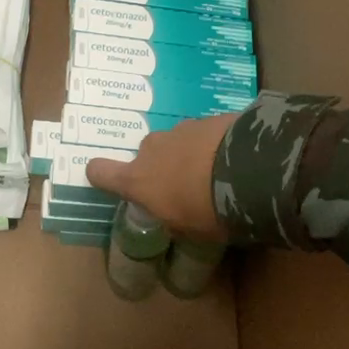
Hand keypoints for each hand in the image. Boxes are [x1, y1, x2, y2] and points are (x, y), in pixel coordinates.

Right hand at [85, 114, 236, 241]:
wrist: (248, 171)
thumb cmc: (209, 211)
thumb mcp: (189, 229)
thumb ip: (175, 218)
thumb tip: (174, 214)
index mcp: (138, 181)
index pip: (100, 172)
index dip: (102, 174)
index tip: (106, 178)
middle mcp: (152, 150)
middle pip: (146, 156)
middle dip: (161, 167)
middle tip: (185, 184)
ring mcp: (179, 130)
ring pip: (176, 143)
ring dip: (188, 154)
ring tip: (215, 172)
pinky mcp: (208, 118)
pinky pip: (203, 134)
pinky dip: (211, 144)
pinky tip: (233, 159)